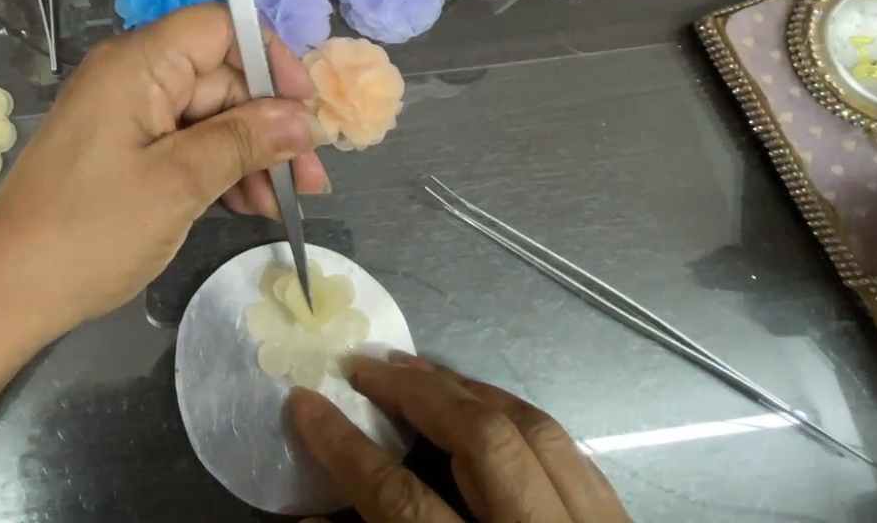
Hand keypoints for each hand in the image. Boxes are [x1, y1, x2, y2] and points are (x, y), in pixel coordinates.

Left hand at [0, 4, 325, 333]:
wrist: (9, 289)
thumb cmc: (91, 230)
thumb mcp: (178, 183)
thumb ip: (244, 141)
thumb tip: (305, 119)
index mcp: (137, 63)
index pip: (219, 27)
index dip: (270, 58)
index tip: (306, 110)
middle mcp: (132, 76)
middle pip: (219, 77)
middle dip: (269, 123)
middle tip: (312, 179)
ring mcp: (127, 114)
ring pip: (208, 116)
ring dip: (251, 154)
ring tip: (285, 204)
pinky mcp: (125, 149)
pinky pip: (185, 143)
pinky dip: (219, 169)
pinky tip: (250, 206)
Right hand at [289, 353, 630, 522]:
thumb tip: (309, 516)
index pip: (404, 505)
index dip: (348, 449)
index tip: (306, 404)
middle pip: (484, 447)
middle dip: (415, 393)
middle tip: (364, 367)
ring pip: (536, 432)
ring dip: (466, 389)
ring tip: (413, 370)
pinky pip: (570, 452)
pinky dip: (516, 414)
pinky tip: (479, 403)